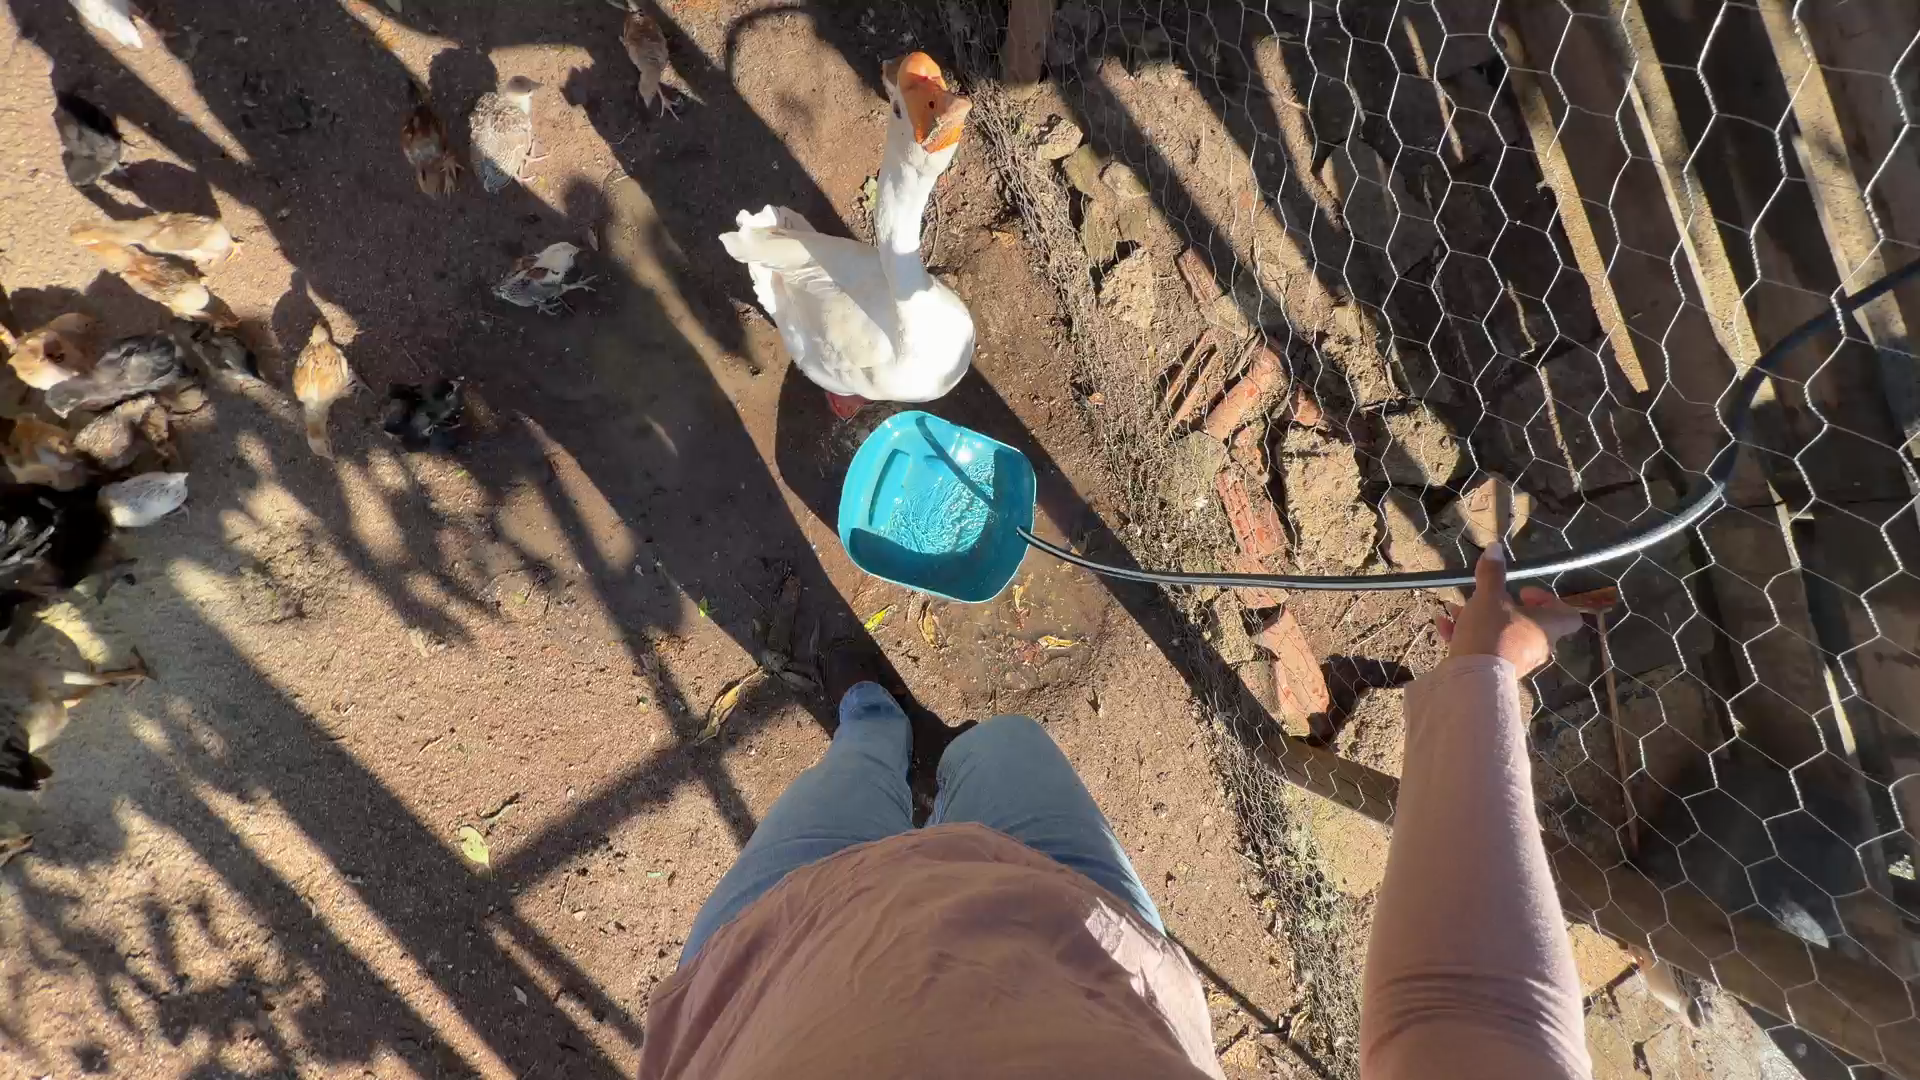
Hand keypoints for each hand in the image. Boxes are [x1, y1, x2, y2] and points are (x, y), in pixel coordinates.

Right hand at [1436, 544, 1583, 674]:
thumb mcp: (1489, 597)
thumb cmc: (1492, 631)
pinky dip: (1468, 636)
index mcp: (1547, 626)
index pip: (1567, 613)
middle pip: (1527, 622)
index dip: (1549, 600)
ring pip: (1502, 634)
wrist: (1475, 674)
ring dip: (1480, 620)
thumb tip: (1495, 547)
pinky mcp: (1497, 670)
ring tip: (1455, 611)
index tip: (1522, 593)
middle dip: (1501, 608)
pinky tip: (1444, 626)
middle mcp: (1539, 644)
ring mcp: (1519, 659)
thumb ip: (1492, 574)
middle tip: (1483, 599)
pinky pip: (1486, 648)